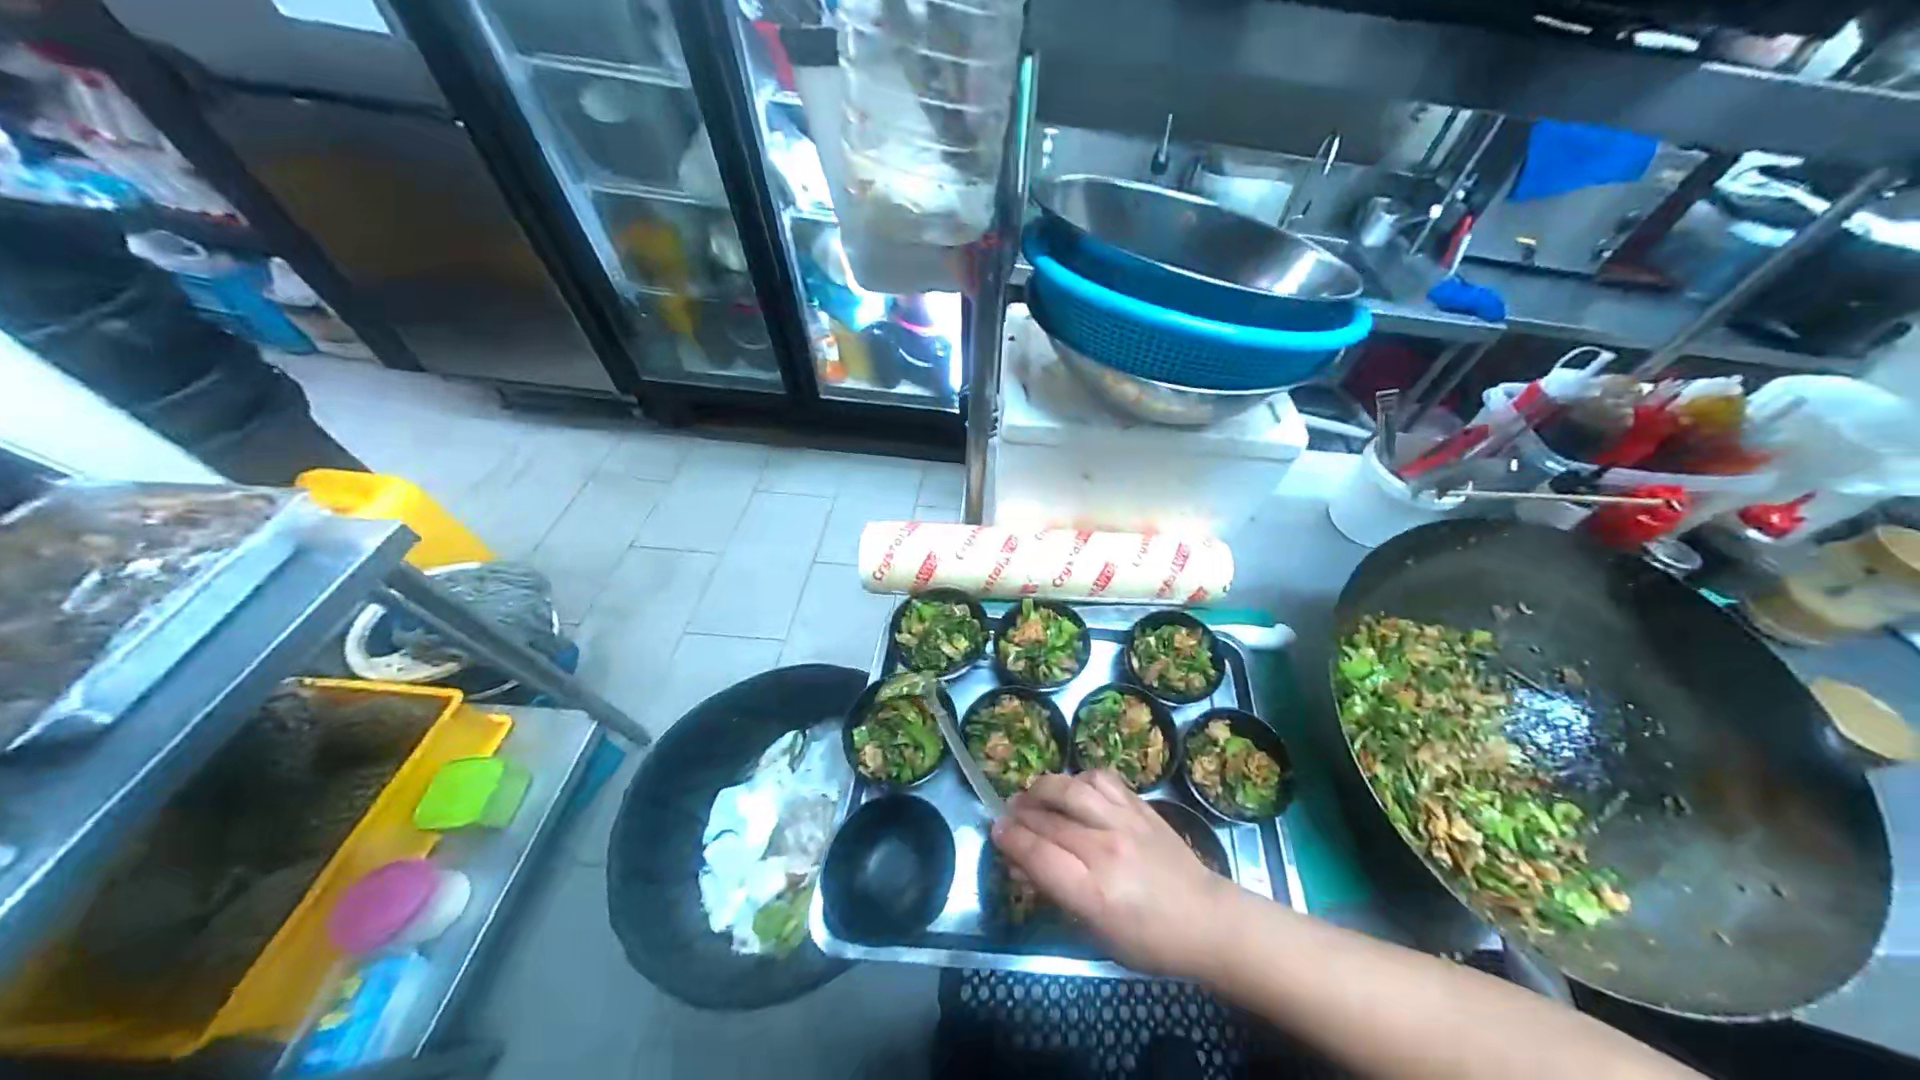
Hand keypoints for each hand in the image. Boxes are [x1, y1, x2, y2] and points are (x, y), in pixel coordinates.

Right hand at [991, 770, 1239, 977]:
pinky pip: (1101, 779)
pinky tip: (1072, 789)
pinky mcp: (1141, 807)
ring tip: (1033, 795)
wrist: (1207, 920)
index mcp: (1094, 891)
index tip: (996, 831)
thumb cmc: (1148, 940)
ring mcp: (1126, 822)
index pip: (1037, 853)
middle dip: (1020, 813)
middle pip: (1048, 819)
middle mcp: (1107, 849)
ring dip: (1044, 788)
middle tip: (1008, 814)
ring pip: (1071, 788)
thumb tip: (1020, 863)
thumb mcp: (1095, 930)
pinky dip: (1079, 779)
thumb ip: (1055, 892)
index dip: (1010, 839)